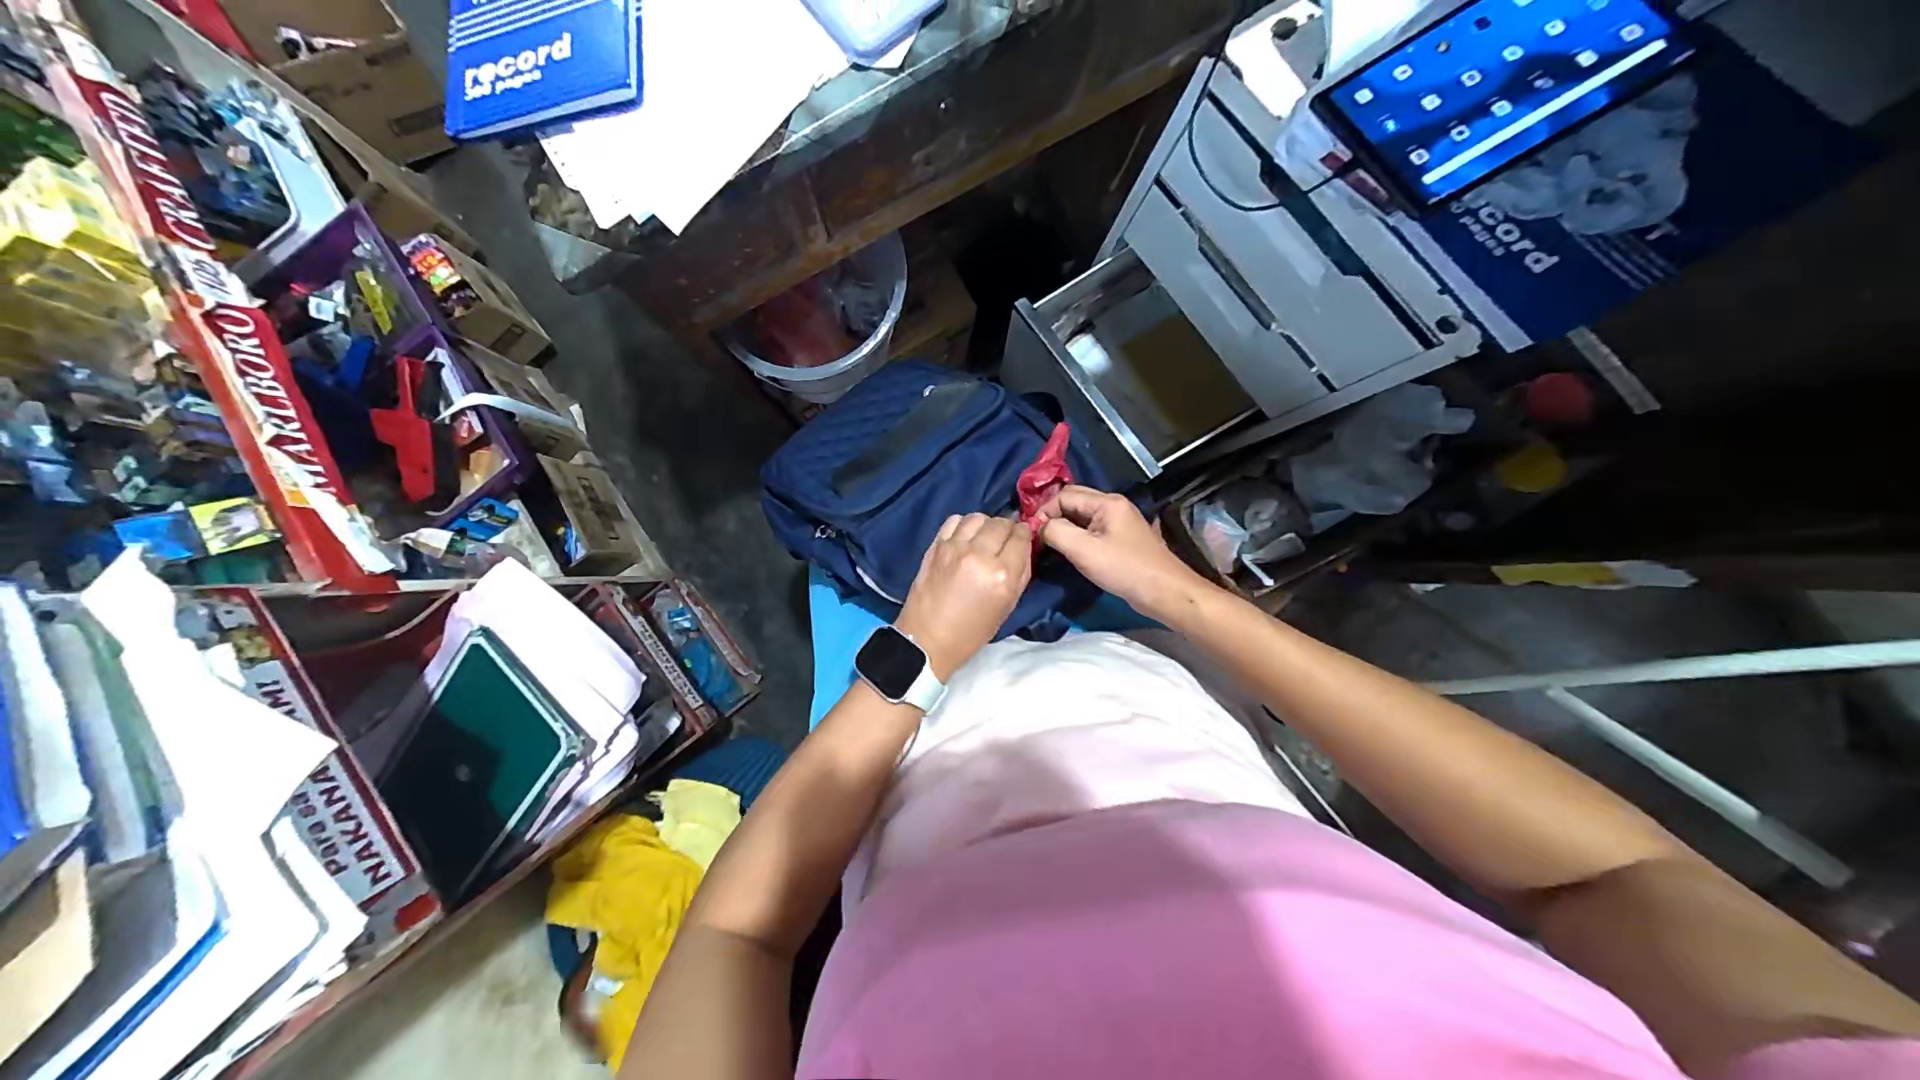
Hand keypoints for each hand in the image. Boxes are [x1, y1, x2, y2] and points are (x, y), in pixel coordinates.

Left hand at [895, 513, 1032, 680]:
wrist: (927, 639)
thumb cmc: (972, 632)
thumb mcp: (1008, 607)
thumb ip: (1021, 573)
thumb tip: (1024, 546)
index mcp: (1002, 575)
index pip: (1020, 537)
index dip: (1024, 535)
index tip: (1021, 539)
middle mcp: (979, 555)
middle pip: (1001, 523)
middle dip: (1007, 529)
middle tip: (1004, 541)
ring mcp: (954, 547)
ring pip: (978, 517)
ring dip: (986, 525)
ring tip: (984, 538)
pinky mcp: (935, 546)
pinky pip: (955, 520)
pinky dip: (964, 525)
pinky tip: (965, 537)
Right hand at [1035, 485, 1212, 622]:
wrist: (1165, 591)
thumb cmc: (1124, 569)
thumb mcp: (1083, 550)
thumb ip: (1056, 532)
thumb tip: (1039, 527)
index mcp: (1106, 502)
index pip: (1064, 495)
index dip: (1044, 511)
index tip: (1032, 534)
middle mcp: (1113, 506)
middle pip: (1073, 502)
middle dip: (1052, 518)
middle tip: (1037, 540)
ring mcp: (1118, 522)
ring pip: (1081, 517)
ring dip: (1063, 529)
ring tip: (1049, 547)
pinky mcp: (1121, 539)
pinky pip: (1091, 531)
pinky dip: (1076, 538)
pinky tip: (1069, 553)